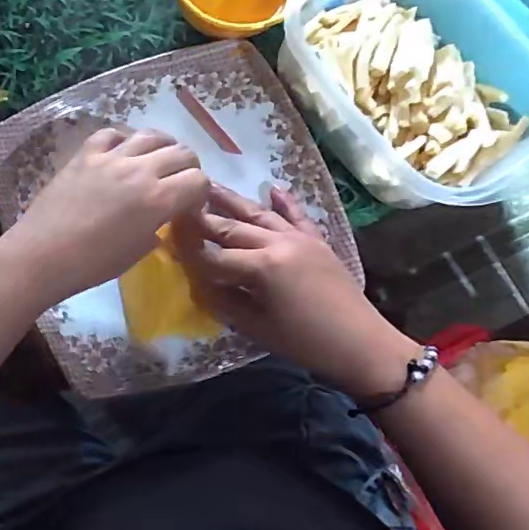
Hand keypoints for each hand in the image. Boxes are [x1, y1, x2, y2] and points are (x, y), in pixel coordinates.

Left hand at [0, 128, 209, 305]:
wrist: (42, 256)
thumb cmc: (92, 265)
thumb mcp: (137, 252)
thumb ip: (157, 227)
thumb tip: (160, 216)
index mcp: (158, 200)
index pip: (199, 180)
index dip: (201, 193)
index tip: (190, 206)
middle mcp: (140, 170)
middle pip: (182, 153)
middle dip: (188, 168)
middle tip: (178, 183)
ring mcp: (111, 157)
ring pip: (151, 135)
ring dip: (163, 147)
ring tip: (157, 160)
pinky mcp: (85, 154)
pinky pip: (113, 134)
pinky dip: (125, 140)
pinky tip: (122, 152)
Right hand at [173, 186, 420, 397]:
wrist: (363, 344)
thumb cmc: (306, 343)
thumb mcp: (258, 327)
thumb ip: (226, 301)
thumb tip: (201, 282)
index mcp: (261, 267)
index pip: (213, 256)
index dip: (188, 250)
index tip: (165, 237)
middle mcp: (278, 243)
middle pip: (232, 228)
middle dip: (202, 218)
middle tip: (177, 203)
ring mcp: (300, 239)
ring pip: (259, 214)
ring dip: (233, 200)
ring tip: (210, 184)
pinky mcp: (317, 242)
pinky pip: (297, 216)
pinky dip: (284, 201)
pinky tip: (272, 188)